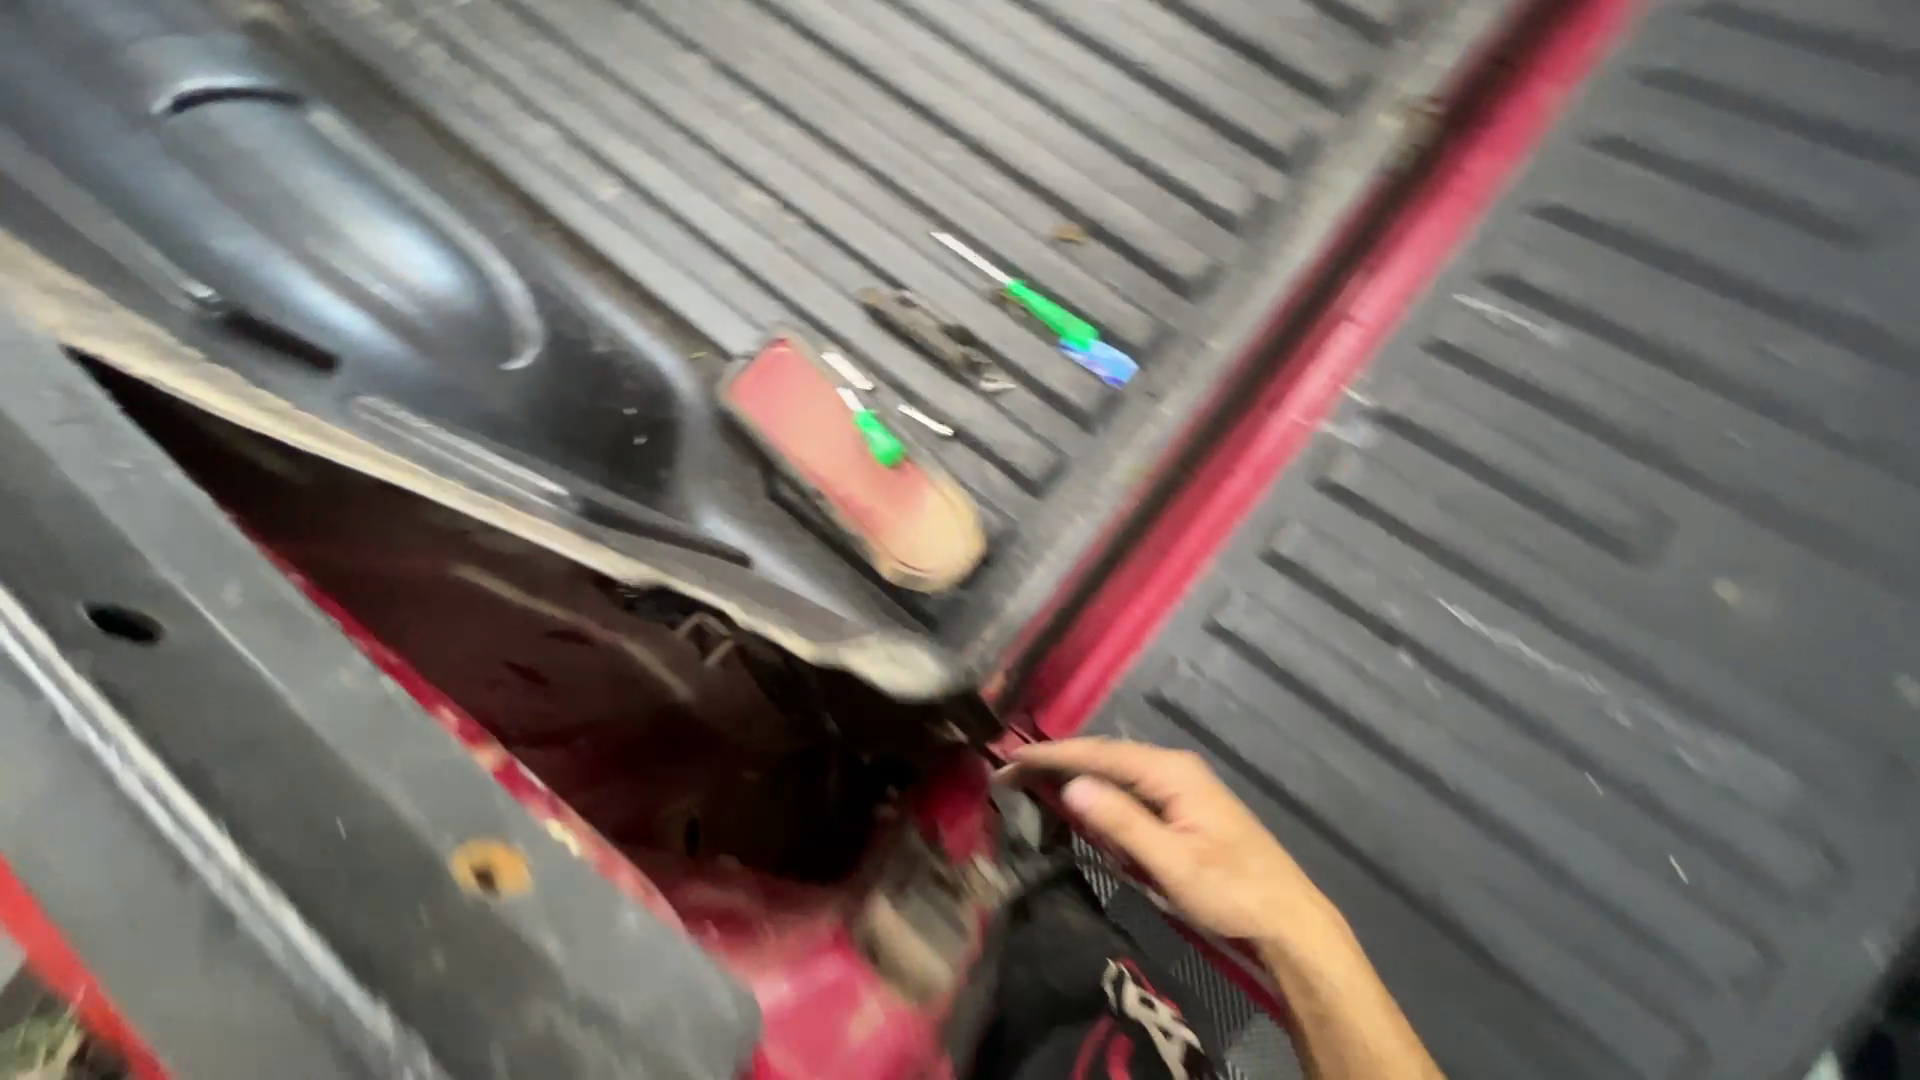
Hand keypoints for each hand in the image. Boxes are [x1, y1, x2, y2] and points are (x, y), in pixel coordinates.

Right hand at [1009, 738, 1346, 951]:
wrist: (1287, 918)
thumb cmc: (1231, 892)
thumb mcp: (1173, 864)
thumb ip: (1123, 823)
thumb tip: (1073, 785)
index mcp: (1171, 772)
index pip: (1100, 754)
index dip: (1053, 755)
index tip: (1011, 759)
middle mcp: (1174, 767)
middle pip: (1106, 755)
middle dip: (1058, 762)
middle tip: (1012, 773)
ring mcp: (1180, 783)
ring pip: (1116, 770)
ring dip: (1076, 773)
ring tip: (1034, 780)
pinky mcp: (1182, 803)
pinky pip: (1129, 786)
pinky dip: (1098, 789)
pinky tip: (1081, 797)